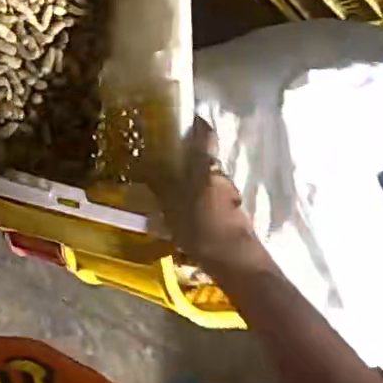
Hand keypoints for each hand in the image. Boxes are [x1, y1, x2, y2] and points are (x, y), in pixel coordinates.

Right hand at [157, 118, 274, 276]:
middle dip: (186, 154)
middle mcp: (222, 178)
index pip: (205, 136)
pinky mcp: (234, 216)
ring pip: (207, 179)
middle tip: (161, 153)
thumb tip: (141, 161)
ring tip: (166, 183)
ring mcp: (231, 198)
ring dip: (191, 178)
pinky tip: (181, 208)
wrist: (241, 269)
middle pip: (205, 158)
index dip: (196, 123)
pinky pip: (210, 197)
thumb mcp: (171, 202)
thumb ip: (158, 181)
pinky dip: (196, 196)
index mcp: (207, 169)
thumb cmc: (203, 228)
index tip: (183, 114)